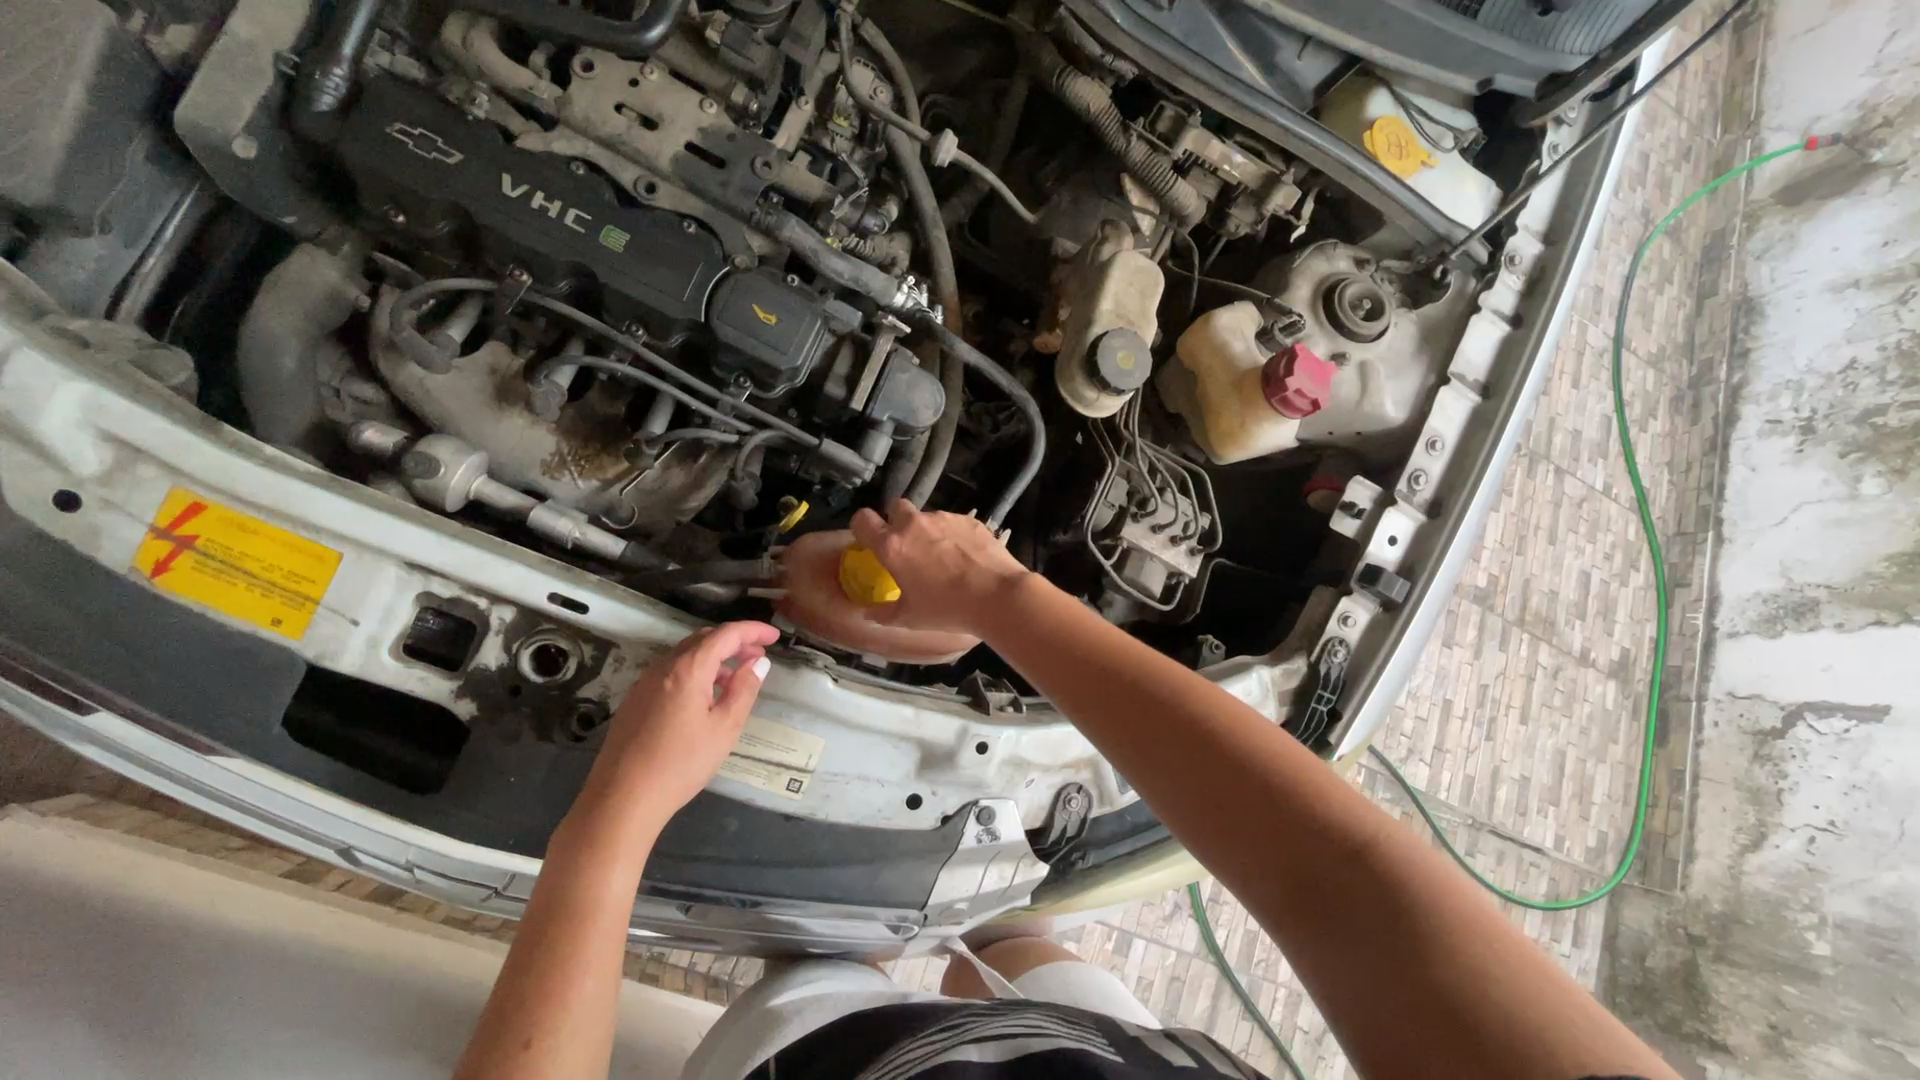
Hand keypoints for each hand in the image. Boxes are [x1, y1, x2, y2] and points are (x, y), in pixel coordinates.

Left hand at [579, 621, 780, 825]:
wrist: (622, 798)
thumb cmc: (681, 764)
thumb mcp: (724, 728)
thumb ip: (744, 690)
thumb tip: (758, 663)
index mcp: (688, 669)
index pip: (726, 635)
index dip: (753, 630)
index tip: (774, 636)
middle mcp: (664, 667)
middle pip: (703, 639)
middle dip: (734, 642)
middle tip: (758, 656)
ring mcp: (644, 683)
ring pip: (685, 656)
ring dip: (714, 658)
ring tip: (736, 679)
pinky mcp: (635, 700)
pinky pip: (671, 672)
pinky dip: (695, 673)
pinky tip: (705, 698)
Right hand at [849, 499, 1037, 634]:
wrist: (997, 596)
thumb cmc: (947, 609)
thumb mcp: (910, 618)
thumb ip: (884, 613)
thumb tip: (868, 614)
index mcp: (893, 546)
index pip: (862, 519)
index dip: (862, 526)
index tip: (869, 539)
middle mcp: (914, 525)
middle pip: (895, 506)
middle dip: (896, 520)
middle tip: (906, 545)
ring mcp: (944, 519)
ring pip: (927, 516)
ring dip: (927, 530)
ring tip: (942, 556)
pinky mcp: (969, 519)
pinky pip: (953, 522)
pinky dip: (953, 534)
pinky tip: (965, 556)